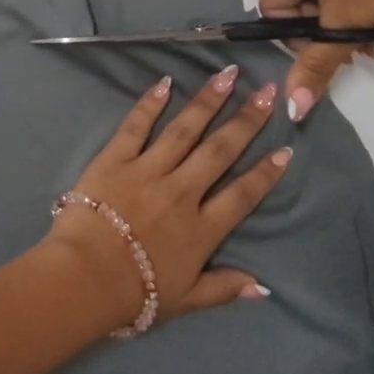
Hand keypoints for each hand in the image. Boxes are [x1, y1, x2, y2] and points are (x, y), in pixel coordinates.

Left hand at [41, 70, 291, 330]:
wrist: (87, 276)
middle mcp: (181, 192)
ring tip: (227, 74)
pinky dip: (150, 104)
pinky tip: (165, 82)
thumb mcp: (187, 299)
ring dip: (207, 101)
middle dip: (245, 120)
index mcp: (202, 228)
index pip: (243, 195)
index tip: (286, 150)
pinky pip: (136, 127)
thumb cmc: (135, 294)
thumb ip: (224, 288)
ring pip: (184, 130)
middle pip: (219, 151)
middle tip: (266, 91)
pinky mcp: (114, 159)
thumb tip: (264, 287)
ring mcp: (147, 171)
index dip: (266, 173)